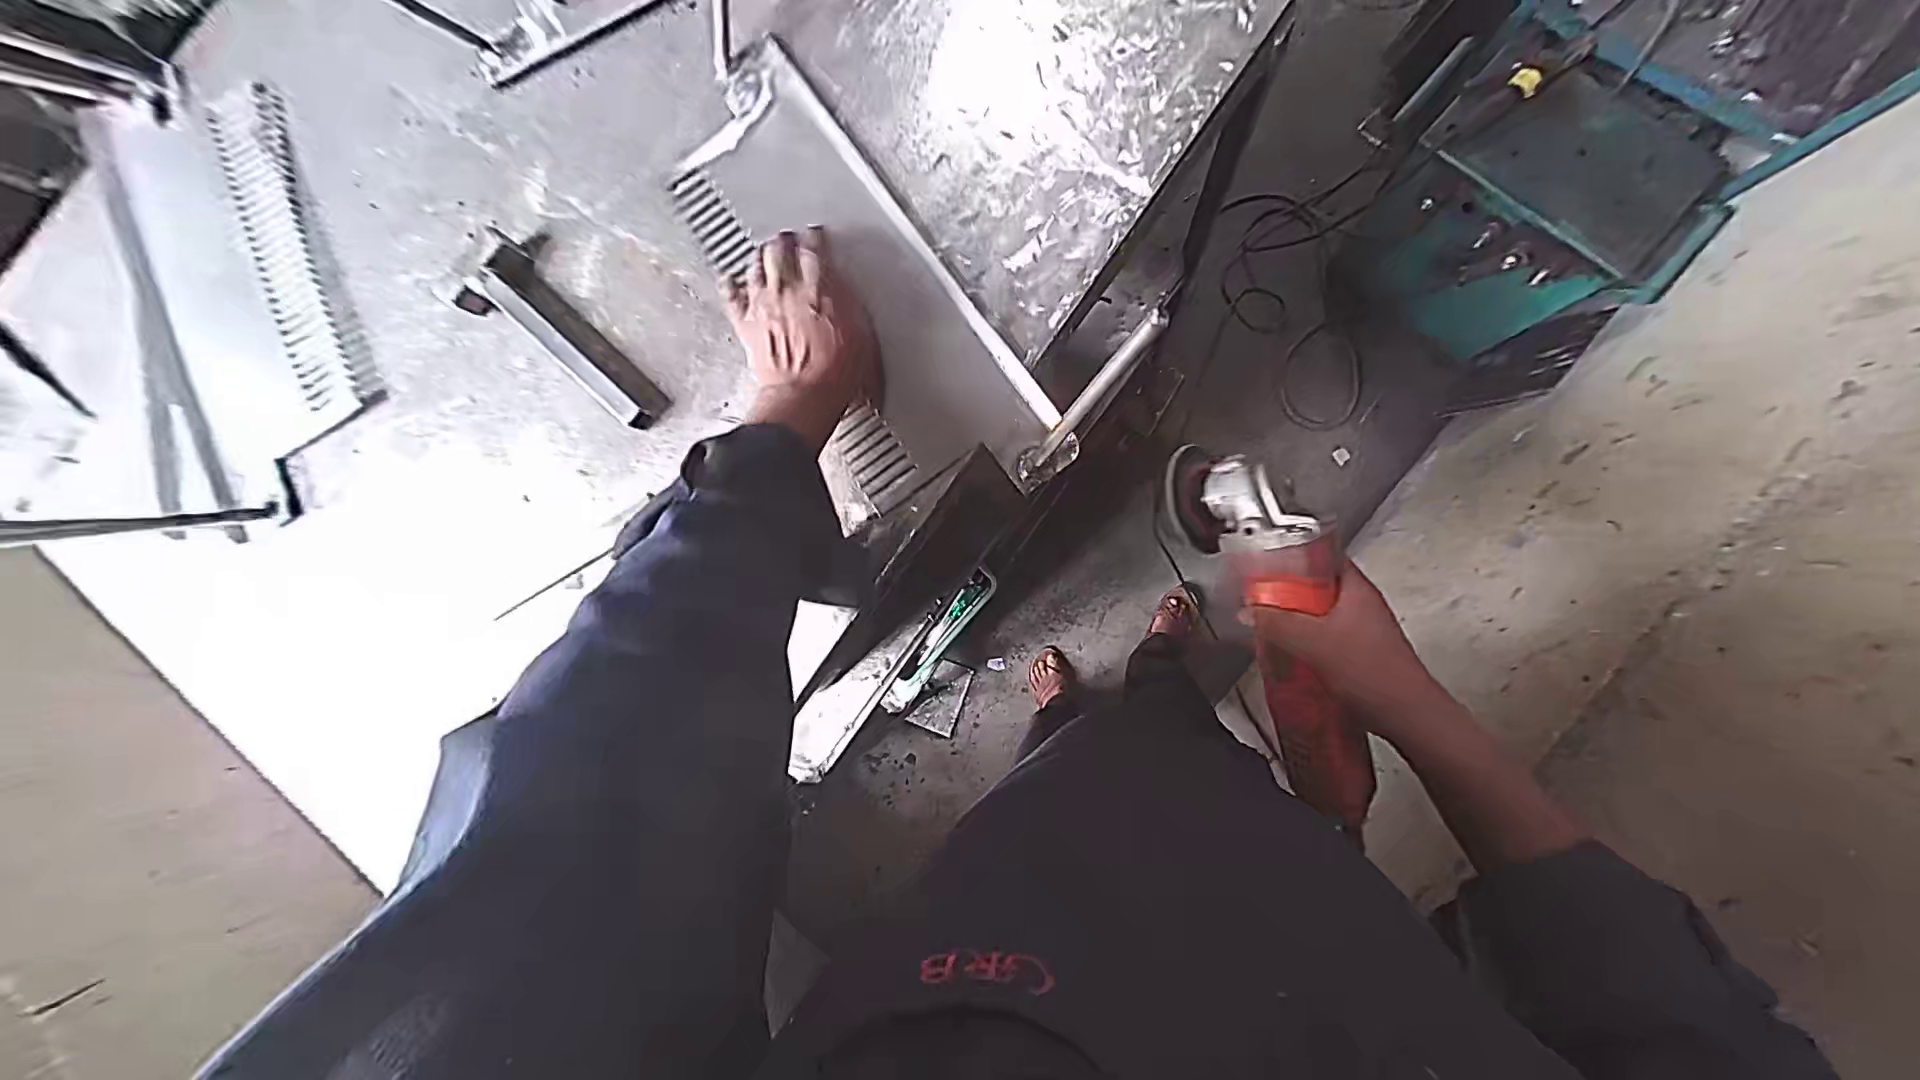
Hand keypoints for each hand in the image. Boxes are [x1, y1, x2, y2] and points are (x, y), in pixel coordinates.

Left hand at [727, 227, 878, 451]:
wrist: (803, 396)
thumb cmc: (833, 374)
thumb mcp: (861, 336)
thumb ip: (850, 307)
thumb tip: (846, 293)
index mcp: (820, 291)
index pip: (815, 250)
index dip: (816, 238)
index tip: (817, 235)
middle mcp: (788, 291)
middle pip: (781, 251)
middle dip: (785, 241)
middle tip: (789, 238)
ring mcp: (763, 305)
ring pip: (756, 265)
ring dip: (761, 255)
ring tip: (765, 250)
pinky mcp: (746, 324)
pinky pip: (731, 294)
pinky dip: (731, 282)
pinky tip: (731, 278)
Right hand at [1244, 560, 1454, 739]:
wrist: (1405, 716)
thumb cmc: (1371, 671)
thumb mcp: (1311, 641)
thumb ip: (1275, 623)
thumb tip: (1248, 612)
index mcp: (1357, 589)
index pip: (1323, 556)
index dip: (1294, 554)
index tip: (1267, 560)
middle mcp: (1361, 604)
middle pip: (1315, 586)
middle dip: (1286, 590)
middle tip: (1261, 595)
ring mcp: (1361, 629)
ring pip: (1317, 612)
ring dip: (1292, 617)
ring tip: (1267, 622)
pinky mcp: (1357, 652)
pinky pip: (1321, 635)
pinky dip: (1301, 638)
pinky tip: (1285, 650)